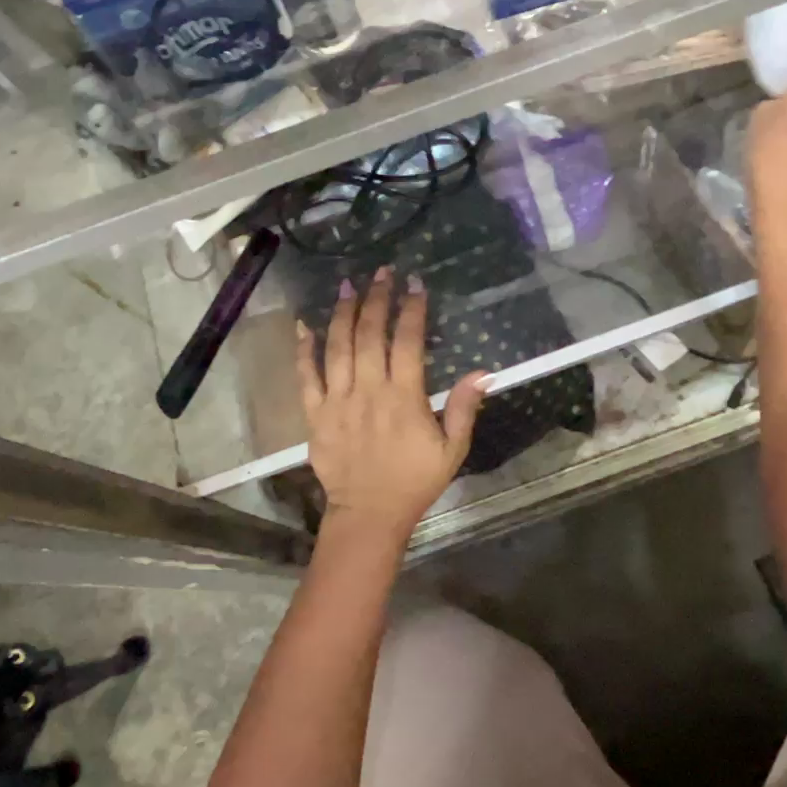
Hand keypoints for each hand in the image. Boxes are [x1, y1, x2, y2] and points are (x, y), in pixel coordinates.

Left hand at [296, 266, 486, 537]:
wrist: (370, 514)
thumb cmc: (415, 481)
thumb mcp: (452, 450)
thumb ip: (465, 409)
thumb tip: (483, 372)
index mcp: (404, 397)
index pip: (407, 341)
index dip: (411, 309)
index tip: (415, 284)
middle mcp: (368, 391)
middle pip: (369, 334)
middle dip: (376, 298)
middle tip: (381, 272)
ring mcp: (337, 401)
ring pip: (337, 347)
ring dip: (342, 312)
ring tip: (347, 284)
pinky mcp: (315, 415)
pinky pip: (306, 376)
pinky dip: (303, 349)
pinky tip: (303, 325)